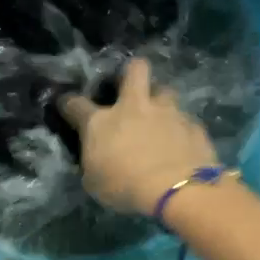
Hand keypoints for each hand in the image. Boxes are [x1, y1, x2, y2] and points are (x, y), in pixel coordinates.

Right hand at [59, 59, 222, 216]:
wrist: (176, 189)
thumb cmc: (123, 187)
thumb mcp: (92, 179)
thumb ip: (92, 159)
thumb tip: (95, 154)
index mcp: (100, 123)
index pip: (76, 104)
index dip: (68, 103)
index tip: (66, 104)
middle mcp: (133, 108)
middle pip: (135, 70)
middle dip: (130, 71)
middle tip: (129, 84)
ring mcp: (167, 112)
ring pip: (164, 90)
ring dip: (158, 100)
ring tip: (156, 116)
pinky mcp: (192, 124)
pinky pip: (183, 119)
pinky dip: (177, 127)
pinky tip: (176, 142)